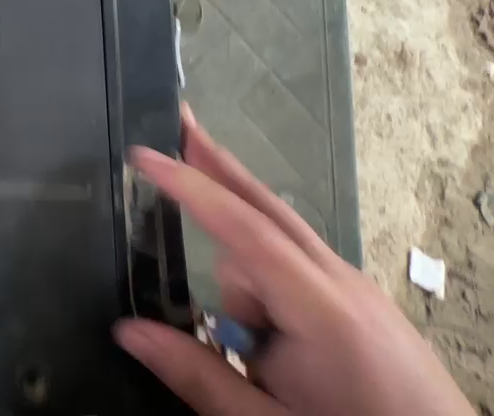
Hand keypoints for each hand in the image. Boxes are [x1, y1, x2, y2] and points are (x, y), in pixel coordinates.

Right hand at [115, 106, 473, 415]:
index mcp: (322, 311)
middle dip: (218, 162)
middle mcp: (344, 286)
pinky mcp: (366, 310)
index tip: (143, 153)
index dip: (190, 185)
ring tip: (249, 352)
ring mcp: (360, 295)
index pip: (243, 229)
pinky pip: (298, 266)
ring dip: (240, 268)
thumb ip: (200, 377)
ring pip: (277, 246)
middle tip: (176, 117)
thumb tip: (127, 330)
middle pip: (267, 208)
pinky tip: (261, 327)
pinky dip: (264, 268)